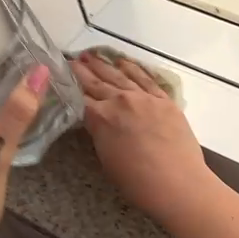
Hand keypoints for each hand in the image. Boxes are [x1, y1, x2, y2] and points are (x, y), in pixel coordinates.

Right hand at [71, 49, 218, 225]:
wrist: (177, 183)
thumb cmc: (138, 182)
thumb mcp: (107, 159)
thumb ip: (100, 134)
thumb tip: (98, 122)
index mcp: (100, 118)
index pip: (79, 98)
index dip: (69, 86)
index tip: (61, 76)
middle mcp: (120, 101)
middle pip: (97, 82)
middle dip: (83, 70)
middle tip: (72, 59)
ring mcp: (144, 98)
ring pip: (120, 76)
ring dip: (104, 65)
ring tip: (92, 55)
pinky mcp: (164, 100)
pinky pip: (146, 78)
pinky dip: (134, 68)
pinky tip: (124, 62)